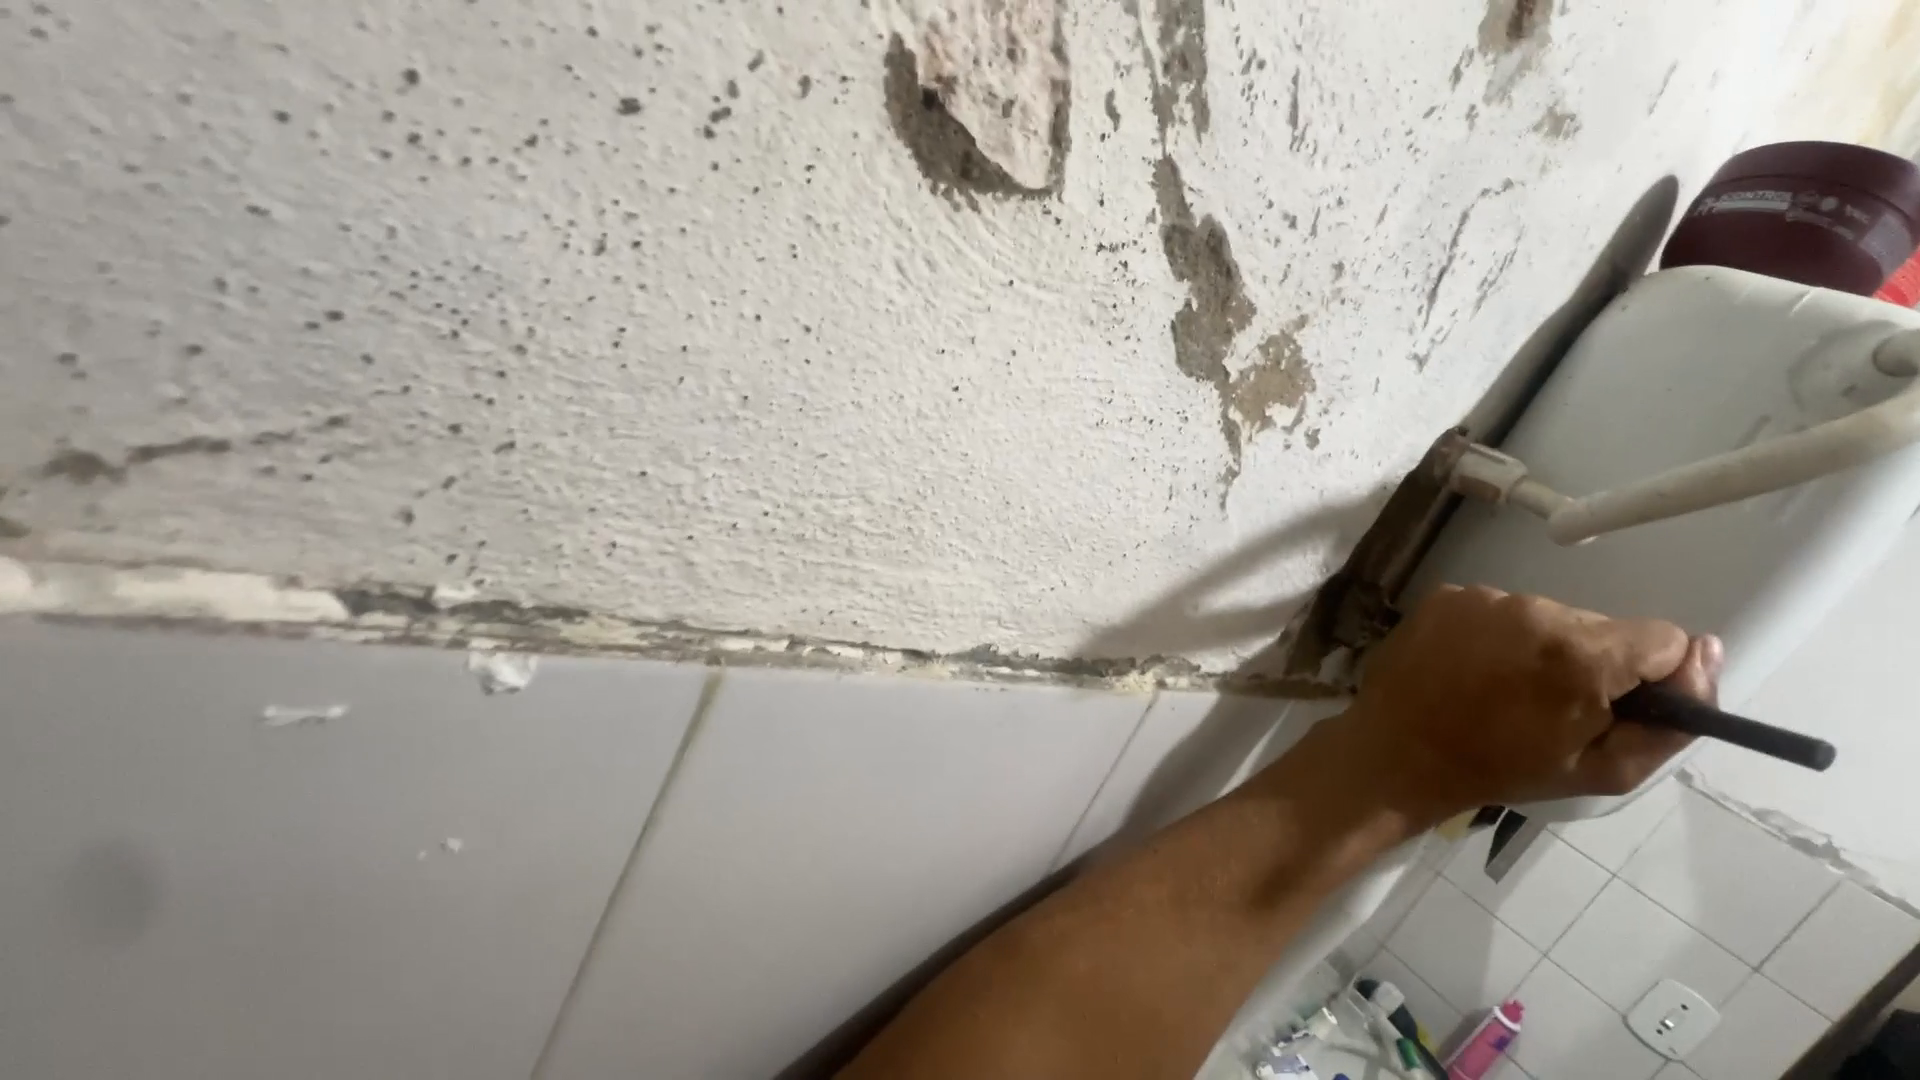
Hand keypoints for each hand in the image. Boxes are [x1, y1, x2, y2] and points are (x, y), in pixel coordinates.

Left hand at [1337, 584, 1723, 821]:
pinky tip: (1470, 670)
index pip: (1664, 639)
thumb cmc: (1499, 767)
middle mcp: (1535, 610)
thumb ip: (1672, 720)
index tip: (1623, 703)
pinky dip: (1496, 636)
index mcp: (1581, 652)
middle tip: (1550, 707)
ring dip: (1540, 649)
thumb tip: (1705, 654)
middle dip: (1593, 664)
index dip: (1656, 675)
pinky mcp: (1446, 597)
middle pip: (1601, 629)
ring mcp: (1483, 598)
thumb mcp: (1604, 768)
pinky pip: (1497, 611)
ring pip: (1547, 619)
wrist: (1397, 751)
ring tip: (1502, 690)